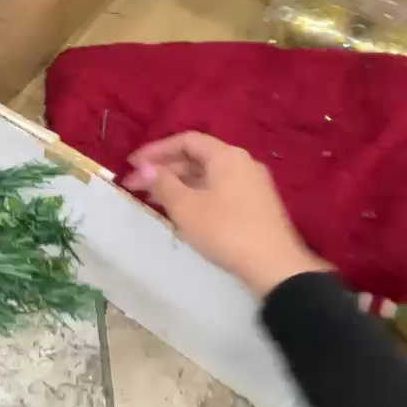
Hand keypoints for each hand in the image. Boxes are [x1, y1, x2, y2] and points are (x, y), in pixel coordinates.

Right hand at [123, 132, 331, 297]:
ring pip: (206, 175)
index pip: (186, 141)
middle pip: (196, 157)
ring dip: (177, 183)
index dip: (156, 150)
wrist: (273, 265)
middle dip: (163, 169)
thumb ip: (162, 182)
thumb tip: (144, 167)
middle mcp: (241, 163)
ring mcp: (251, 184)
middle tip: (135, 185)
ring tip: (151, 199)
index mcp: (226, 156)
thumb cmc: (225, 230)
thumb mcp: (185, 206)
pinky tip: (180, 210)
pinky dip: (194, 194)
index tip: (132, 164)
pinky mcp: (254, 204)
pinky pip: (218, 189)